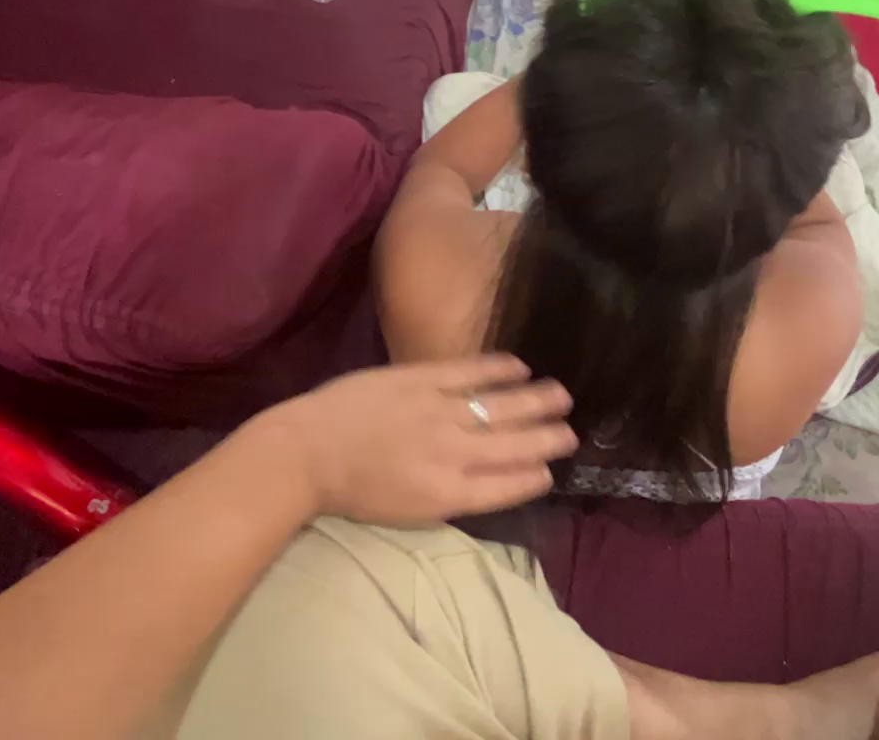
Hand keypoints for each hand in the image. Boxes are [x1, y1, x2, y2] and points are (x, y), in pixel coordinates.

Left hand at [250, 355, 576, 526]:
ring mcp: (439, 412)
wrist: (306, 453)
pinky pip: (470, 372)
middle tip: (572, 433)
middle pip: (515, 445)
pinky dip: (499, 369)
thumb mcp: (407, 512)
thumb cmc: (352, 490)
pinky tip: (520, 366)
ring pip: (502, 406)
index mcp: (447, 494)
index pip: (507, 486)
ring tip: (561, 396)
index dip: (535, 476)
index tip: (551, 470)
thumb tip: (488, 479)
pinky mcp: (423, 380)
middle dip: (549, 439)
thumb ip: (451, 495)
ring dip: (536, 401)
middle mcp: (452, 454)